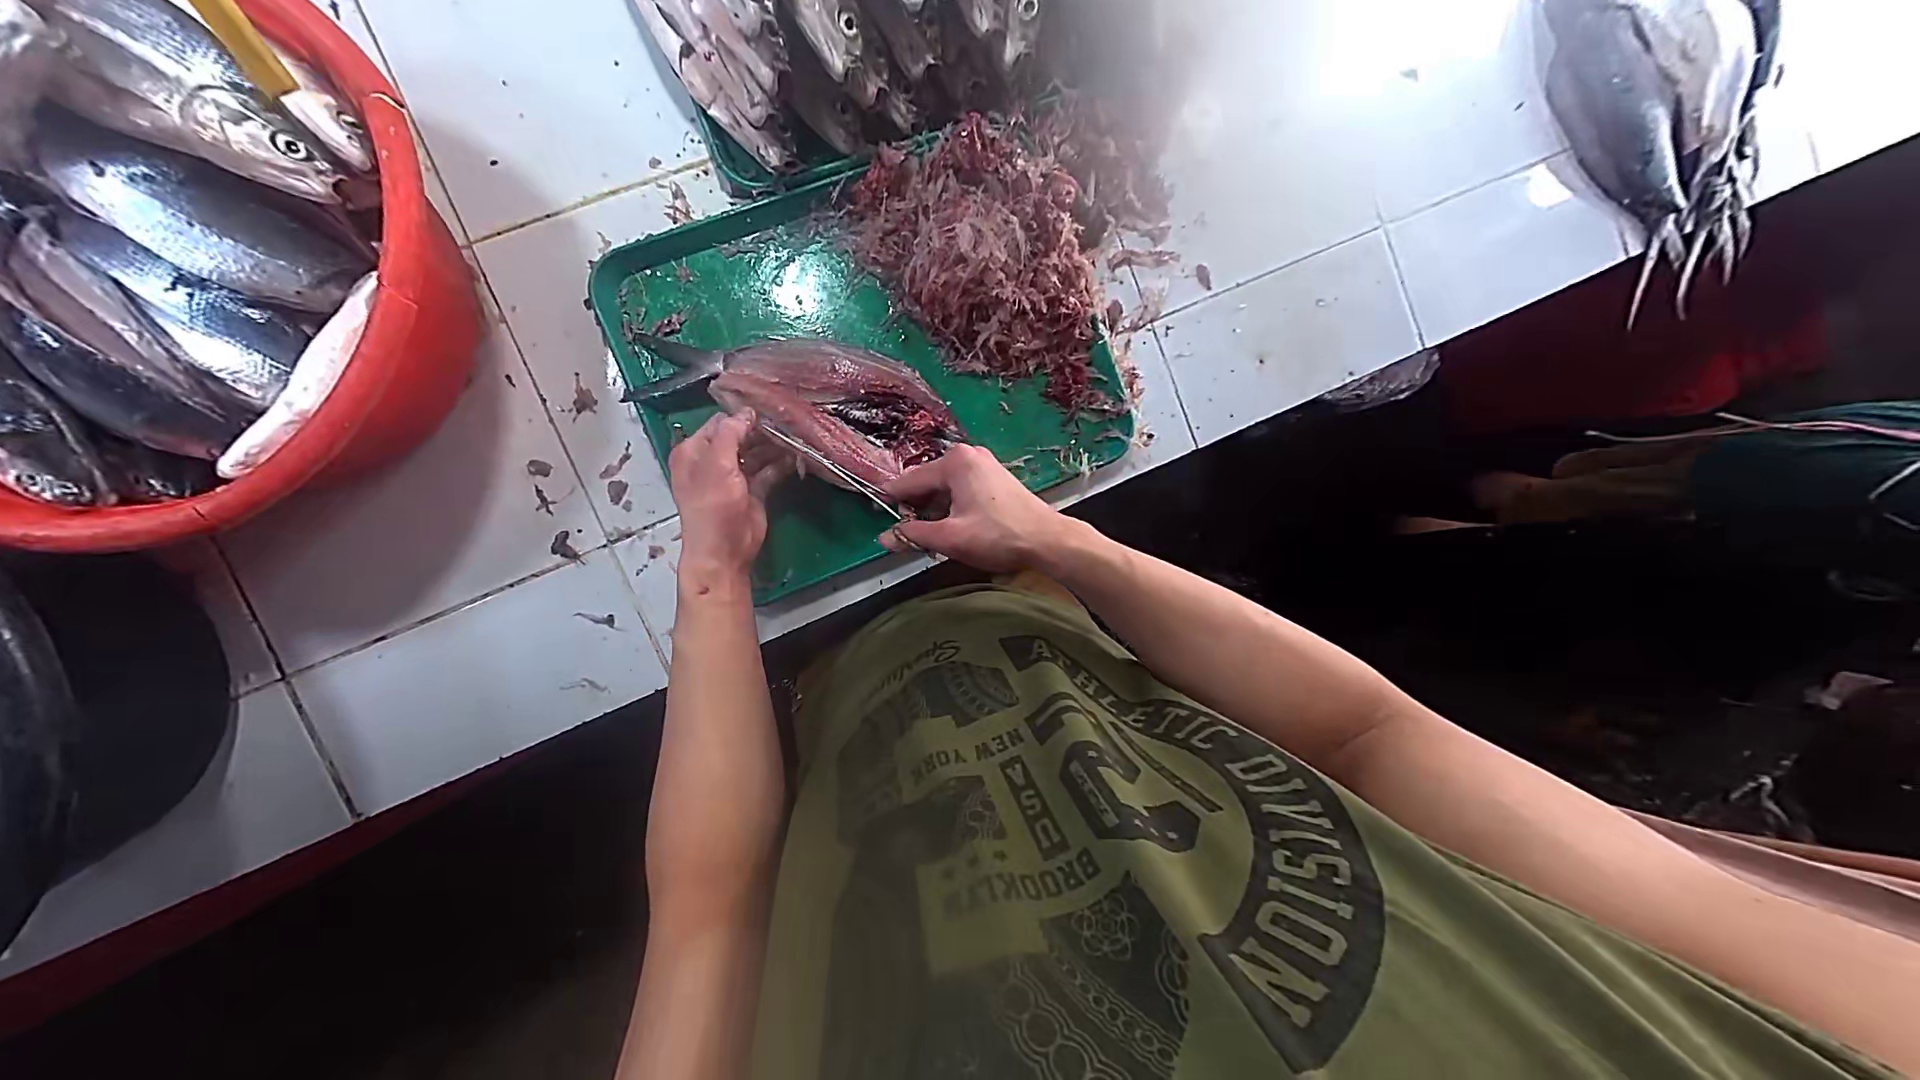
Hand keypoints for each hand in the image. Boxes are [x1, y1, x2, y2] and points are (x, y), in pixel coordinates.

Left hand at [670, 411, 788, 579]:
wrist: (724, 550)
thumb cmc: (713, 506)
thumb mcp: (717, 464)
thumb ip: (730, 433)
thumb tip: (746, 413)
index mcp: (694, 452)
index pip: (720, 423)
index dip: (742, 416)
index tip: (768, 408)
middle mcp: (712, 461)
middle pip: (740, 437)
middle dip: (762, 430)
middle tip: (787, 421)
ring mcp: (734, 477)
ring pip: (756, 453)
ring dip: (774, 446)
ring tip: (796, 435)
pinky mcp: (752, 492)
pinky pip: (768, 472)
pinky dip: (780, 464)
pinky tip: (796, 455)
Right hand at [879, 444, 1077, 572]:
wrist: (1048, 539)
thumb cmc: (999, 536)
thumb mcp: (951, 538)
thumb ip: (914, 535)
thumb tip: (886, 537)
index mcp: (954, 462)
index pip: (909, 481)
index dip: (892, 502)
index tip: (877, 515)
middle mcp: (967, 454)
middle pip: (927, 483)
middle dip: (918, 509)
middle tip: (915, 537)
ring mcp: (983, 464)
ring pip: (944, 488)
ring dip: (935, 511)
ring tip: (937, 538)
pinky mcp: (994, 477)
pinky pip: (960, 489)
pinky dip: (952, 507)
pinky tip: (955, 528)